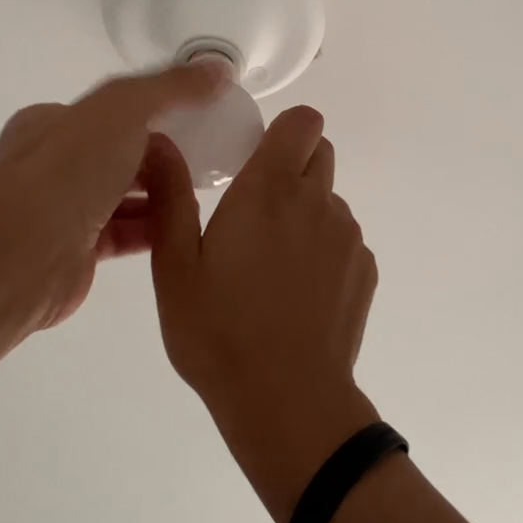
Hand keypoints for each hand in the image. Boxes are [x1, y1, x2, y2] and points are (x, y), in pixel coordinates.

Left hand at [0, 63, 223, 329]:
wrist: (27, 253)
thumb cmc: (70, 168)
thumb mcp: (125, 108)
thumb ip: (171, 87)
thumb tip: (218, 69)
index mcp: (49, 124)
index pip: (105, 113)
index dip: (147, 114)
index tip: (189, 121)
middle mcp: (50, 166)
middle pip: (115, 156)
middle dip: (157, 158)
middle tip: (199, 161)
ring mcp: (60, 212)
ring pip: (120, 197)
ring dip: (158, 196)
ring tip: (198, 193)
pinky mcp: (75, 254)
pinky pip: (124, 235)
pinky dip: (152, 230)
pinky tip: (184, 228)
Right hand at [144, 105, 382, 521]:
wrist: (287, 400)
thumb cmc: (219, 331)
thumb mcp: (175, 267)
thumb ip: (170, 197)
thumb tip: (157, 142)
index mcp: (270, 189)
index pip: (304, 121)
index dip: (283, 130)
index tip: (255, 158)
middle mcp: (318, 201)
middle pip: (319, 154)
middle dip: (291, 166)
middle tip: (255, 212)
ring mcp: (348, 237)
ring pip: (329, 200)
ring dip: (305, 213)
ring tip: (270, 266)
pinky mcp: (365, 271)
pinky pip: (343, 240)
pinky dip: (322, 251)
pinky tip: (296, 295)